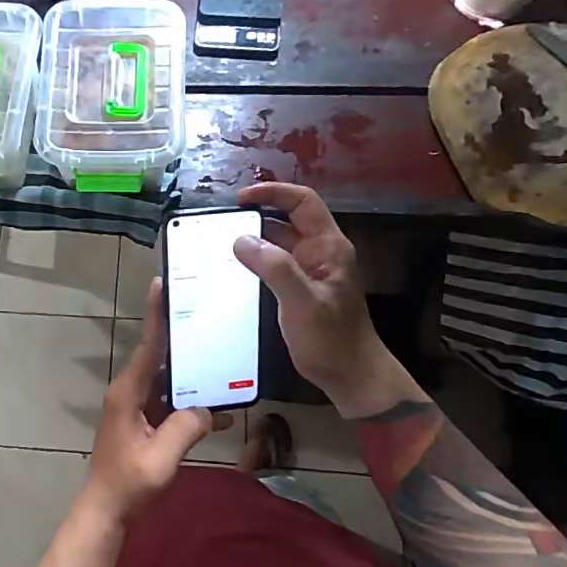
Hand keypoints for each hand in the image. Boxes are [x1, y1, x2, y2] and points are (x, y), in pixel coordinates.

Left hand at [82, 278, 217, 523]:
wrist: (107, 508)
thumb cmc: (129, 483)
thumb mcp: (162, 457)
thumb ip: (185, 428)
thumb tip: (209, 408)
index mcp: (128, 393)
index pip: (148, 347)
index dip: (156, 316)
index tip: (161, 285)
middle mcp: (129, 392)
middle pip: (161, 358)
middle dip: (184, 340)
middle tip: (210, 317)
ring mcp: (136, 407)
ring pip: (169, 382)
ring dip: (195, 378)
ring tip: (228, 364)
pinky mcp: (144, 422)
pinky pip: (170, 403)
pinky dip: (192, 405)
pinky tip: (221, 413)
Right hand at [231, 183, 402, 414]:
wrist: (349, 374)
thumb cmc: (332, 339)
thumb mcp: (303, 302)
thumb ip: (275, 268)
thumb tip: (241, 239)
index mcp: (328, 247)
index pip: (303, 202)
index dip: (273, 192)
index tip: (239, 198)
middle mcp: (318, 252)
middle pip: (286, 218)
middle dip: (254, 213)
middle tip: (219, 220)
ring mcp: (307, 270)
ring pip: (275, 241)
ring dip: (249, 237)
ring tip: (216, 240)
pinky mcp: (295, 287)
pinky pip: (269, 262)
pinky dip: (249, 259)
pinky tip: (228, 267)